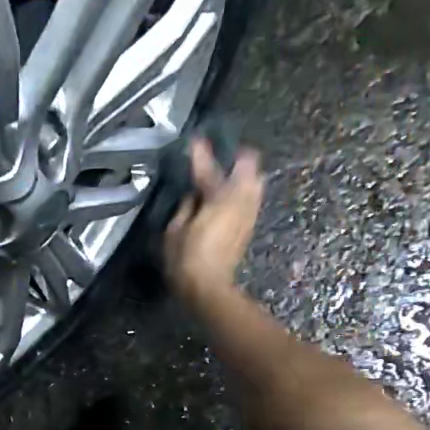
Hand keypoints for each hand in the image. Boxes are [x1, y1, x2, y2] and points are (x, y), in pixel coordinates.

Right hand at [163, 139, 263, 301]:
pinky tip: (227, 199)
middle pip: (249, 164)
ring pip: (255, 181)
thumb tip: (194, 195)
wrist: (208, 289)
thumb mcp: (175, 231)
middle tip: (221, 158)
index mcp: (219, 197)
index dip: (201, 153)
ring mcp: (248, 213)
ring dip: (242, 175)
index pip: (208, 168)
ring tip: (226, 177)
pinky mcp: (248, 226)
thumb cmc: (186, 260)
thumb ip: (185, 207)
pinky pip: (251, 198)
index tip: (196, 140)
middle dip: (237, 157)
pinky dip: (242, 192)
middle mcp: (241, 199)